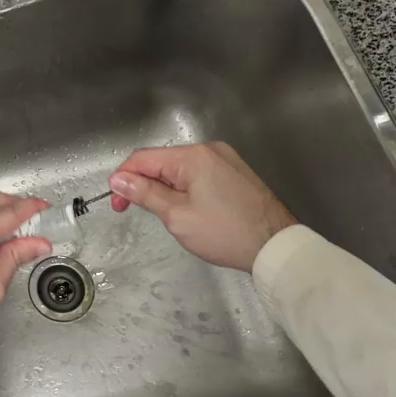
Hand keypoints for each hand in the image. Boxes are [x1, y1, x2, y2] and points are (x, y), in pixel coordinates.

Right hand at [107, 143, 297, 271]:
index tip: (118, 203)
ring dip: (164, 187)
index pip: (143, 158)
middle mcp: (209, 150)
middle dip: (144, 184)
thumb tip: (118, 179)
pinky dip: (185, 188)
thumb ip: (144, 193)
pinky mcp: (235, 172)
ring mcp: (225, 159)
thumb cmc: (225, 233)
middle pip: (161, 161)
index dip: (124, 179)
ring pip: (179, 168)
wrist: (277, 247)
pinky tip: (188, 208)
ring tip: (166, 213)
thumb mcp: (177, 216)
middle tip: (135, 210)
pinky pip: (198, 173)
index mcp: (192, 156)